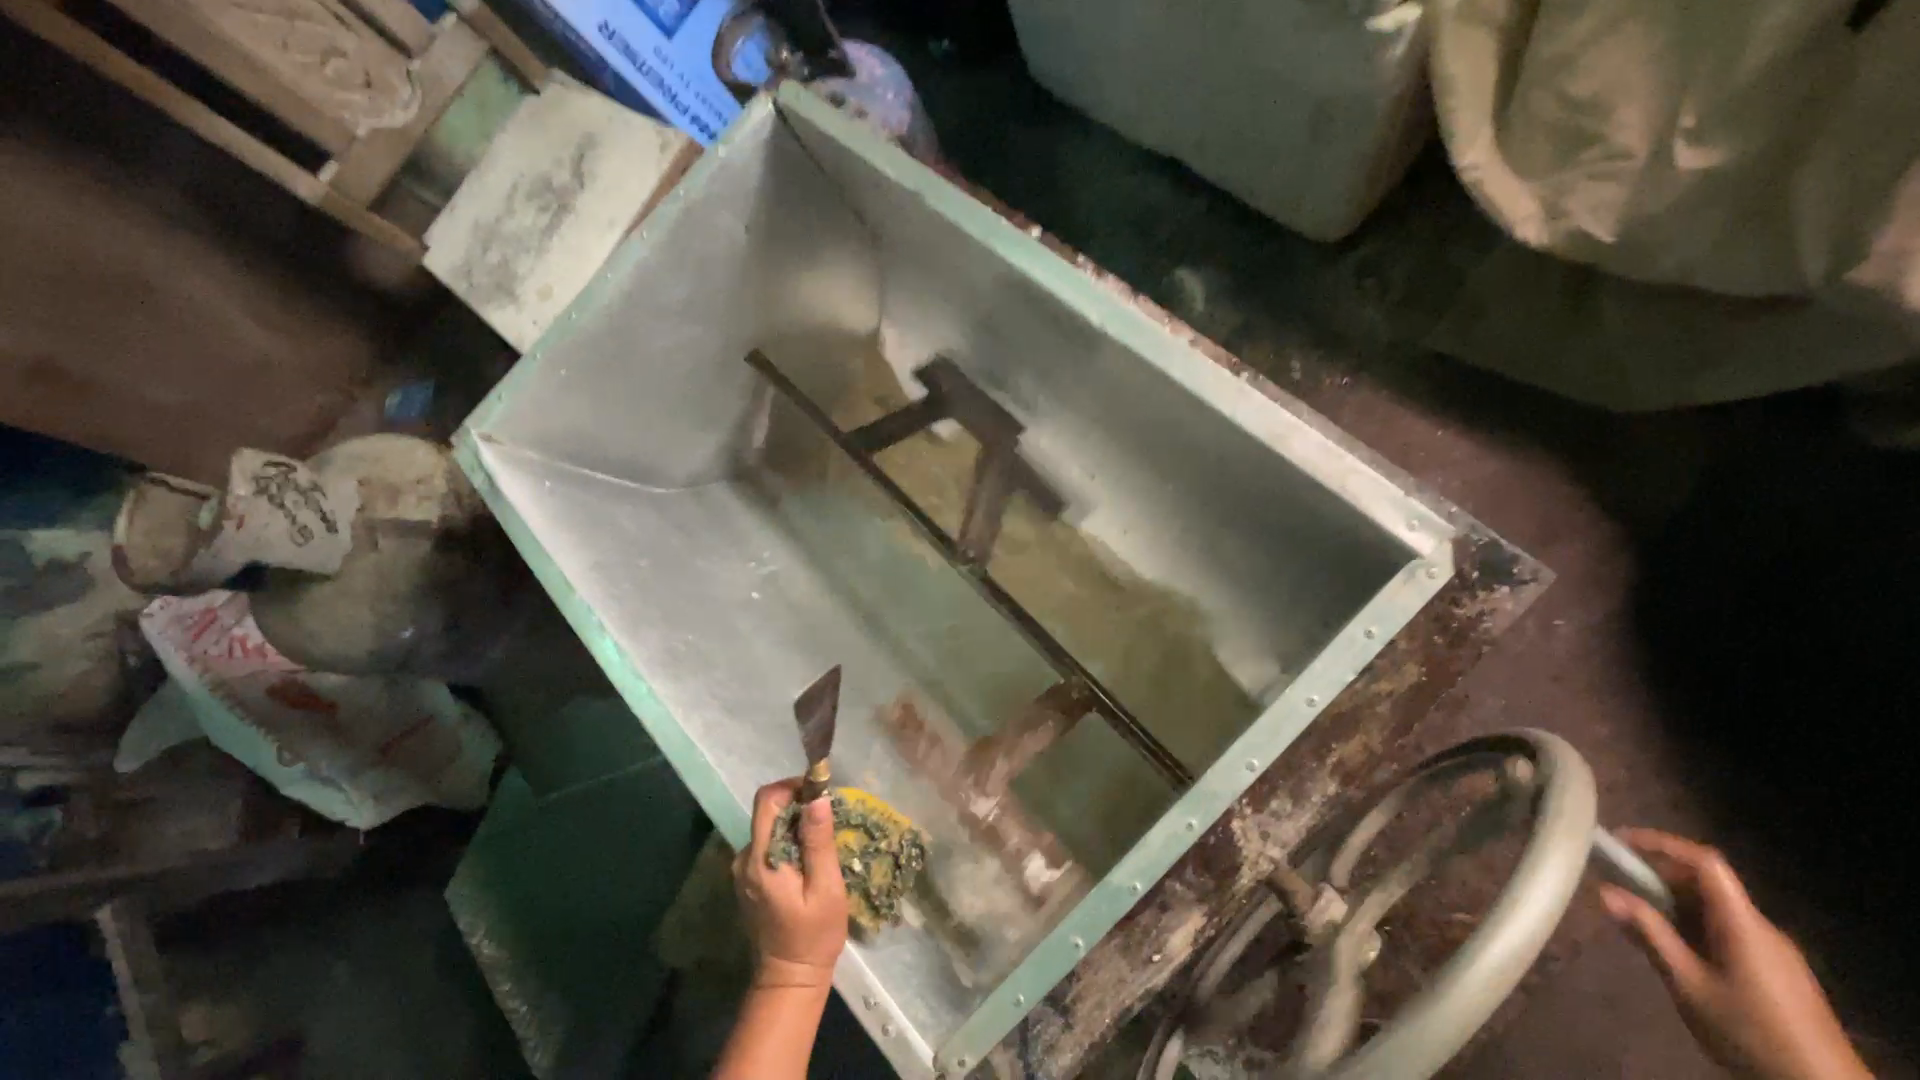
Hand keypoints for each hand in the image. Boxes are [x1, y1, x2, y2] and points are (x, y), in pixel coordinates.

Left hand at [733, 779, 848, 991]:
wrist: (790, 977)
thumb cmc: (814, 934)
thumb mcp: (825, 888)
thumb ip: (818, 842)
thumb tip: (818, 799)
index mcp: (762, 859)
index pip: (767, 800)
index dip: (793, 787)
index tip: (820, 794)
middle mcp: (745, 858)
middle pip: (767, 812)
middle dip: (798, 806)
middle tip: (828, 819)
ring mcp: (743, 870)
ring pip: (769, 828)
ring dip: (794, 825)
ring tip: (822, 842)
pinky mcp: (749, 879)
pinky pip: (768, 845)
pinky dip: (788, 841)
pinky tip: (808, 861)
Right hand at [1599, 829, 1870, 1079]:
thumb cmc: (1749, 1030)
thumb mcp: (1689, 984)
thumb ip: (1649, 935)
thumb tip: (1605, 892)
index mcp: (1743, 924)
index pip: (1705, 863)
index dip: (1661, 844)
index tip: (1619, 843)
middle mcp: (1761, 927)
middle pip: (1706, 884)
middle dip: (1658, 878)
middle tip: (1614, 887)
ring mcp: (1772, 949)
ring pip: (1714, 910)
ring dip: (1672, 906)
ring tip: (1634, 922)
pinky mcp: (1775, 970)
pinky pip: (1726, 932)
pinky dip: (1690, 928)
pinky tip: (1672, 952)